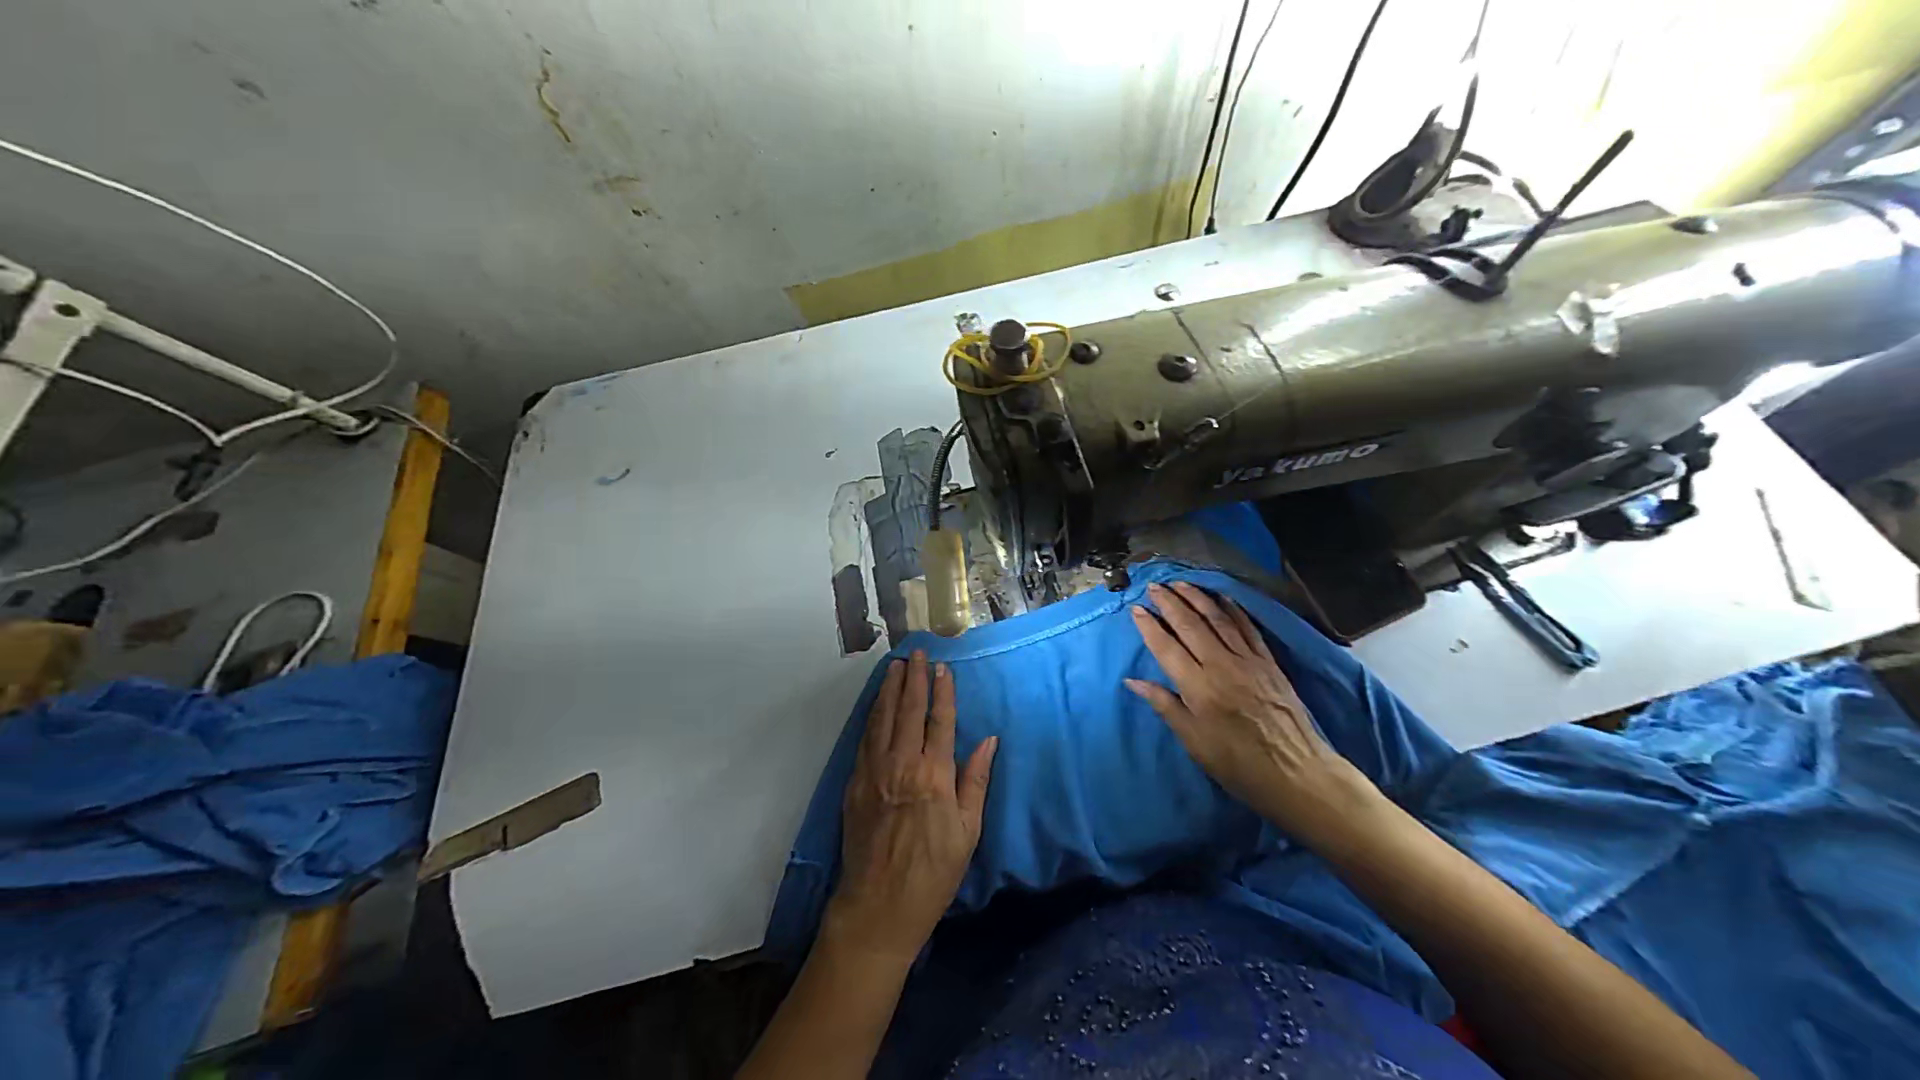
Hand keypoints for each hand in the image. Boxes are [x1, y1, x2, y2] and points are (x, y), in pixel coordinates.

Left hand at [827, 651, 997, 963]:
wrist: (879, 905)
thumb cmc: (933, 873)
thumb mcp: (967, 831)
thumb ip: (975, 781)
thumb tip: (988, 740)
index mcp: (934, 776)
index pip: (940, 721)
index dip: (942, 692)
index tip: (943, 667)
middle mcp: (902, 765)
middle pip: (909, 711)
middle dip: (914, 679)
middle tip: (917, 653)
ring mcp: (874, 772)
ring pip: (883, 719)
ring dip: (890, 690)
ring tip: (895, 666)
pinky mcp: (855, 782)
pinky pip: (865, 738)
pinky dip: (872, 715)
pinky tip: (877, 703)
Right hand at [1126, 582, 1378, 848]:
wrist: (1296, 772)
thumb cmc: (1237, 764)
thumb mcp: (1194, 741)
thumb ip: (1165, 706)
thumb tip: (1134, 681)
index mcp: (1198, 686)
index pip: (1167, 647)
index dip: (1150, 626)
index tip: (1137, 609)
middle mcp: (1221, 665)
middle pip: (1191, 625)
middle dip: (1170, 603)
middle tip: (1155, 587)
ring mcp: (1248, 660)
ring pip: (1218, 619)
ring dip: (1198, 598)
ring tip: (1181, 584)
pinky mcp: (1269, 662)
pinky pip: (1248, 628)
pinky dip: (1233, 610)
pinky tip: (1223, 598)